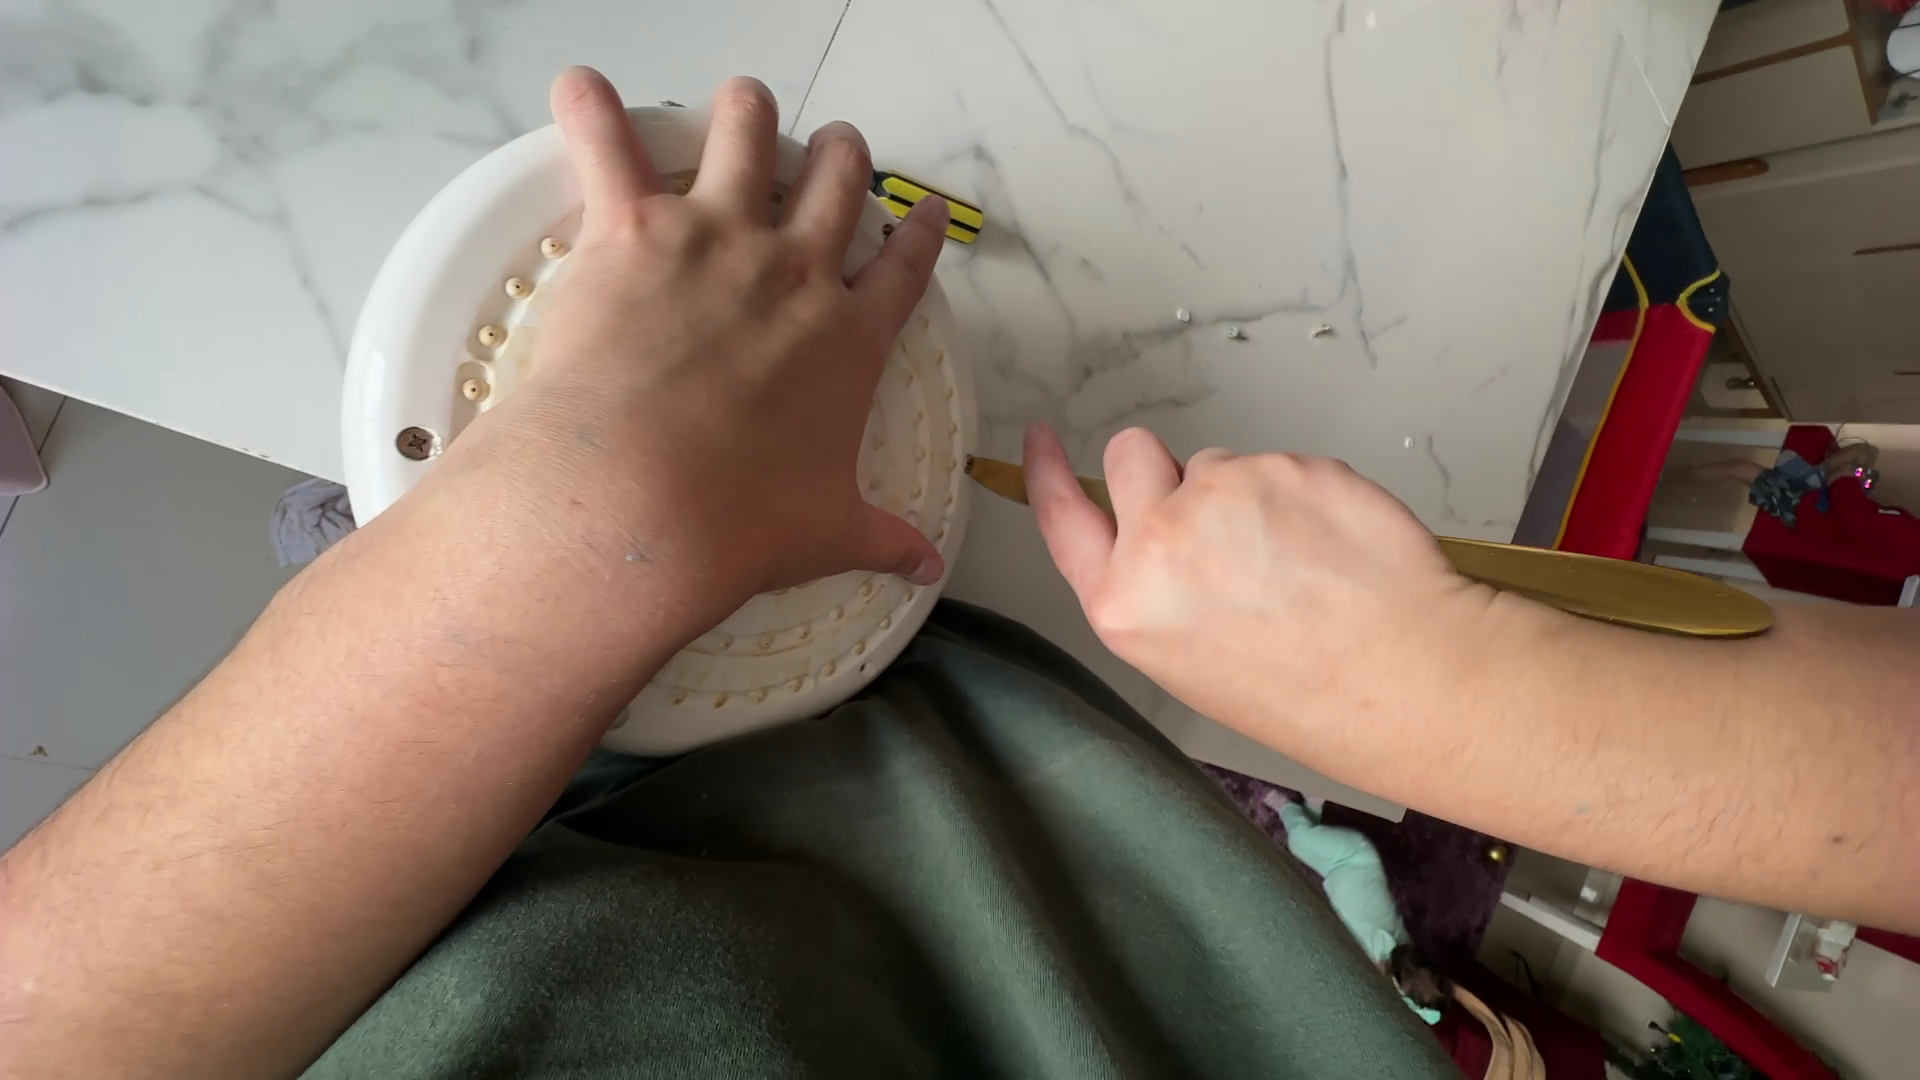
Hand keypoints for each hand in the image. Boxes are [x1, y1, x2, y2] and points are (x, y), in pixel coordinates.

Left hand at [403, 68, 948, 637]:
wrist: (647, 504)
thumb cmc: (747, 521)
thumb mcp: (832, 534)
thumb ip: (886, 541)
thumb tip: (928, 572)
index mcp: (849, 340)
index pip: (904, 268)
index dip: (921, 234)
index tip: (924, 209)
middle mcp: (795, 274)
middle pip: (838, 179)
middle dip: (842, 157)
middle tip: (832, 154)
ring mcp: (717, 240)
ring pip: (748, 131)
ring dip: (747, 113)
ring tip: (740, 109)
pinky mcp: (633, 229)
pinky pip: (605, 137)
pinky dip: (590, 107)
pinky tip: (583, 90)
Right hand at [1022, 423, 1496, 752]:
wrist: (1404, 681)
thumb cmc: (1294, 688)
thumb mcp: (1179, 655)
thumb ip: (1146, 585)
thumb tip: (1155, 530)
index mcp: (1123, 603)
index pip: (1062, 517)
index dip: (1046, 472)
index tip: (1040, 439)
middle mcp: (1156, 542)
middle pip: (1131, 456)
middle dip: (1162, 472)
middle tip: (1216, 516)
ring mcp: (1219, 496)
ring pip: (1213, 461)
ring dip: (1240, 491)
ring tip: (1290, 553)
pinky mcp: (1283, 466)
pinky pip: (1274, 462)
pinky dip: (1295, 491)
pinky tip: (1326, 541)